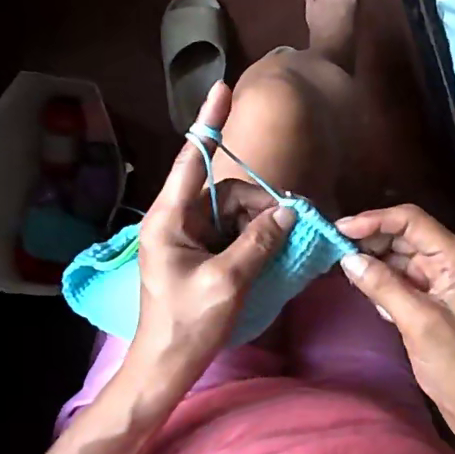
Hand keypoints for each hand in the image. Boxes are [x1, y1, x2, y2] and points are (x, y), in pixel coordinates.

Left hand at [129, 82, 294, 386]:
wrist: (166, 365)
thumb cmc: (188, 324)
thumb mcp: (228, 281)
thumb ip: (259, 241)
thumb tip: (289, 210)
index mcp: (169, 219)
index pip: (191, 160)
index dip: (208, 123)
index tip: (222, 88)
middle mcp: (175, 219)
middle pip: (223, 190)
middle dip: (256, 202)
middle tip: (288, 224)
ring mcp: (186, 236)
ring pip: (230, 211)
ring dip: (257, 222)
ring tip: (280, 244)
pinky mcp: (197, 252)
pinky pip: (229, 230)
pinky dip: (251, 236)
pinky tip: (270, 250)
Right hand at [335, 204, 454, 423]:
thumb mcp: (417, 322)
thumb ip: (382, 286)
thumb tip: (347, 258)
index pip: (411, 221)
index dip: (374, 220)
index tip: (340, 229)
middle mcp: (448, 259)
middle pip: (402, 233)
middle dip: (369, 237)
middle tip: (333, 246)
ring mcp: (437, 276)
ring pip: (396, 252)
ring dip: (370, 256)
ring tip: (340, 263)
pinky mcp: (426, 292)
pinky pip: (396, 273)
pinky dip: (377, 275)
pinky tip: (361, 284)